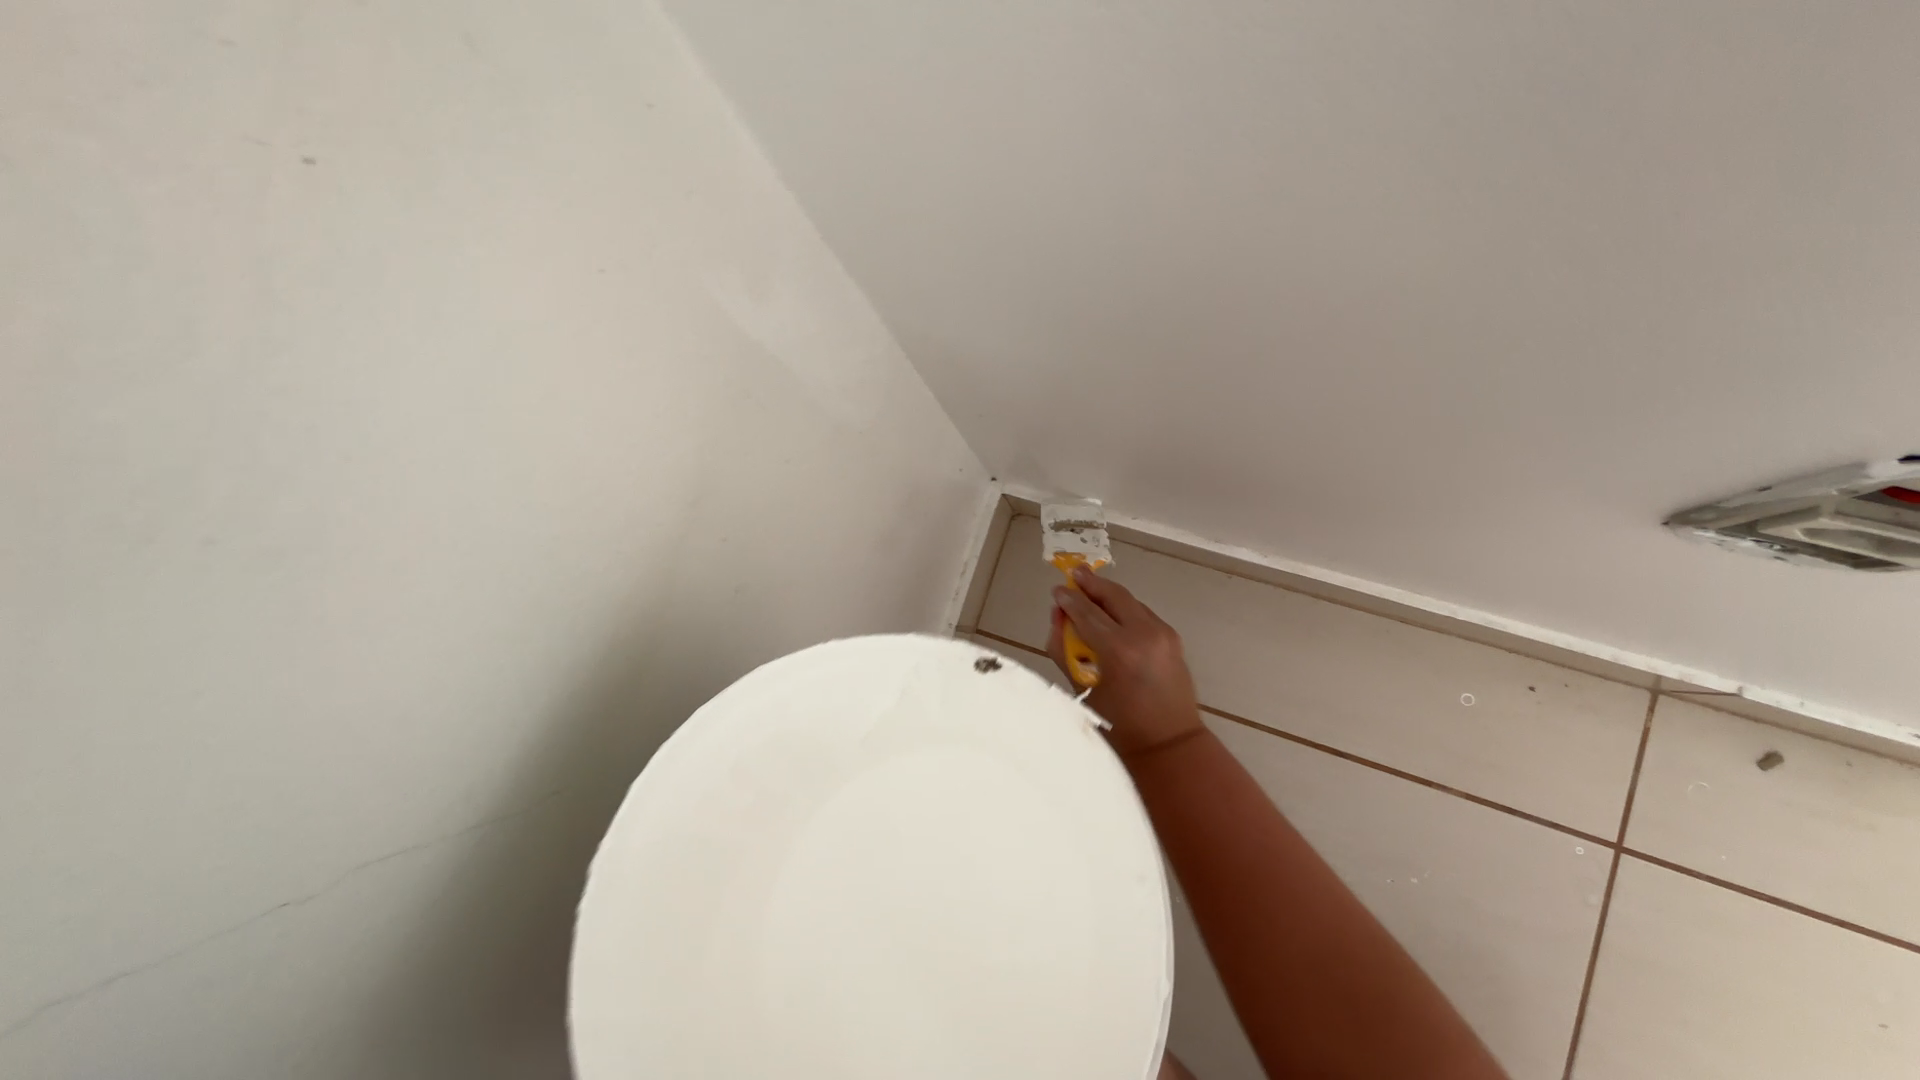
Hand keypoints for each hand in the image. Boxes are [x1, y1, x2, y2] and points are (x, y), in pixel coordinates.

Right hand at [1048, 565, 1204, 758]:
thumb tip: (1058, 618)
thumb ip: (1064, 650)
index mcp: (1119, 650)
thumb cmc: (1119, 725)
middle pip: (1114, 596)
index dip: (1069, 599)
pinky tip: (1112, 612)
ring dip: (1109, 594)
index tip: (1056, 589)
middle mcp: (1144, 634)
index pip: (1087, 613)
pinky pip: (1143, 614)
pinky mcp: (1173, 638)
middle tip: (1074, 571)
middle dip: (1092, 583)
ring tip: (1090, 587)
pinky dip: (1125, 609)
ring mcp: (1163, 634)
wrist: (1169, 742)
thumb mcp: (1083, 689)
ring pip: (1131, 602)